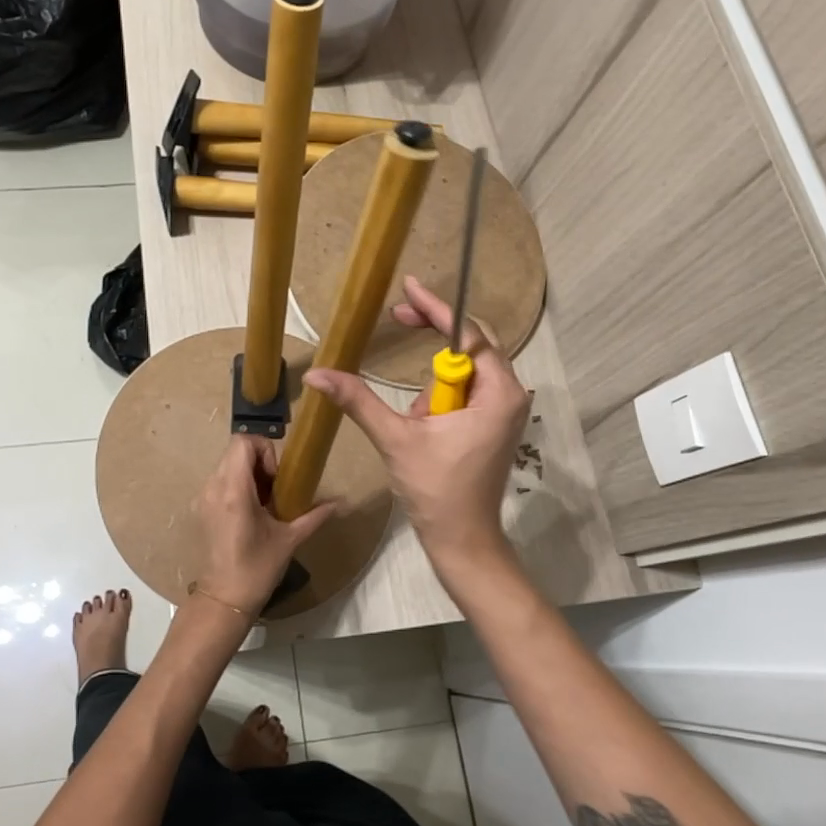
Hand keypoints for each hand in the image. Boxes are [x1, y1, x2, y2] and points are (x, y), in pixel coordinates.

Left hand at [194, 435, 336, 611]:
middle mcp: (213, 488)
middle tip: (275, 489)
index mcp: (233, 491)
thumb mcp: (290, 539)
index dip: (264, 450)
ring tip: (265, 503)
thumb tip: (340, 503)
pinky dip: (237, 487)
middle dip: (259, 462)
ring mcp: (203, 498)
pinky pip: (219, 482)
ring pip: (226, 466)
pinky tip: (250, 514)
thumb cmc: (257, 569)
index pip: (243, 442)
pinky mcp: (200, 509)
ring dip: (248, 474)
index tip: (277, 476)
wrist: (224, 599)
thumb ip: (314, 515)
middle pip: (234, 451)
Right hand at [302, 276, 528, 570]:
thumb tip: (316, 374)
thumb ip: (358, 400)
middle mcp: (509, 394)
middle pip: (468, 345)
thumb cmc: (436, 490)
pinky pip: (465, 392)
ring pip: (463, 372)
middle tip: (397, 316)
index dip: (436, 308)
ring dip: (433, 386)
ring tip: (417, 427)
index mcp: (496, 393)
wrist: (462, 538)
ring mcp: (503, 410)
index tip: (409, 287)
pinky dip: (439, 398)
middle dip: (432, 334)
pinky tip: (425, 429)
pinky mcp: (493, 423)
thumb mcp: (395, 439)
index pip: (466, 334)